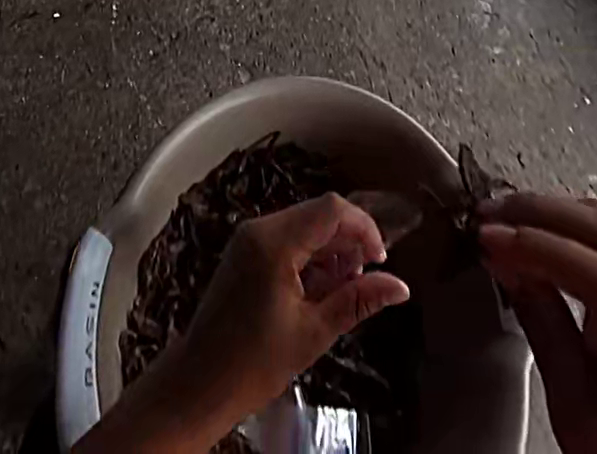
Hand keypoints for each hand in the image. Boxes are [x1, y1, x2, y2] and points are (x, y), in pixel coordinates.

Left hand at [80, 194, 410, 453]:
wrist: (195, 387)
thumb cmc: (251, 365)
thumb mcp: (313, 332)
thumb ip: (359, 301)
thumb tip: (401, 286)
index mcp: (274, 243)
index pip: (333, 209)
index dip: (363, 227)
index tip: (379, 260)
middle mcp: (260, 229)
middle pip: (321, 212)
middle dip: (349, 240)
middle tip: (361, 279)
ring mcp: (250, 237)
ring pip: (308, 222)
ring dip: (332, 248)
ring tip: (339, 290)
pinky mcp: (247, 248)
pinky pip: (291, 235)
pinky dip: (312, 254)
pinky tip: (318, 288)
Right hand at [479, 193, 596, 453]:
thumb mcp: (585, 432)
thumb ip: (551, 342)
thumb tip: (510, 264)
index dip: (550, 251)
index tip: (494, 239)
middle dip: (548, 217)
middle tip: (490, 213)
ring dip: (558, 214)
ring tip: (504, 213)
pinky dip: (574, 229)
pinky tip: (538, 227)